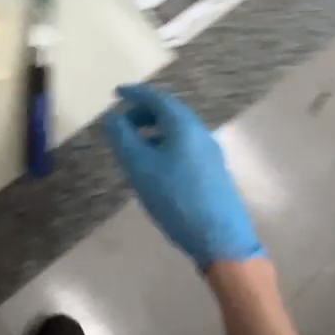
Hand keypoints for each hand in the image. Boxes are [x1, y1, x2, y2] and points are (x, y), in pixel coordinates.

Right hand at [104, 84, 262, 269]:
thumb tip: (112, 116)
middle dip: (143, 111)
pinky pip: (185, 143)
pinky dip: (165, 142)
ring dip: (154, 128)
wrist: (222, 241)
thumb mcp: (139, 166)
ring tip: (134, 145)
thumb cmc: (175, 198)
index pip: (156, 98)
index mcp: (183, 126)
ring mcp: (210, 152)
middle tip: (122, 122)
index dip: (134, 93)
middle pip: (169, 111)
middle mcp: (200, 132)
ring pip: (178, 129)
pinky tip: (155, 164)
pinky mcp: (214, 170)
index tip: (116, 93)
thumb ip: (122, 136)